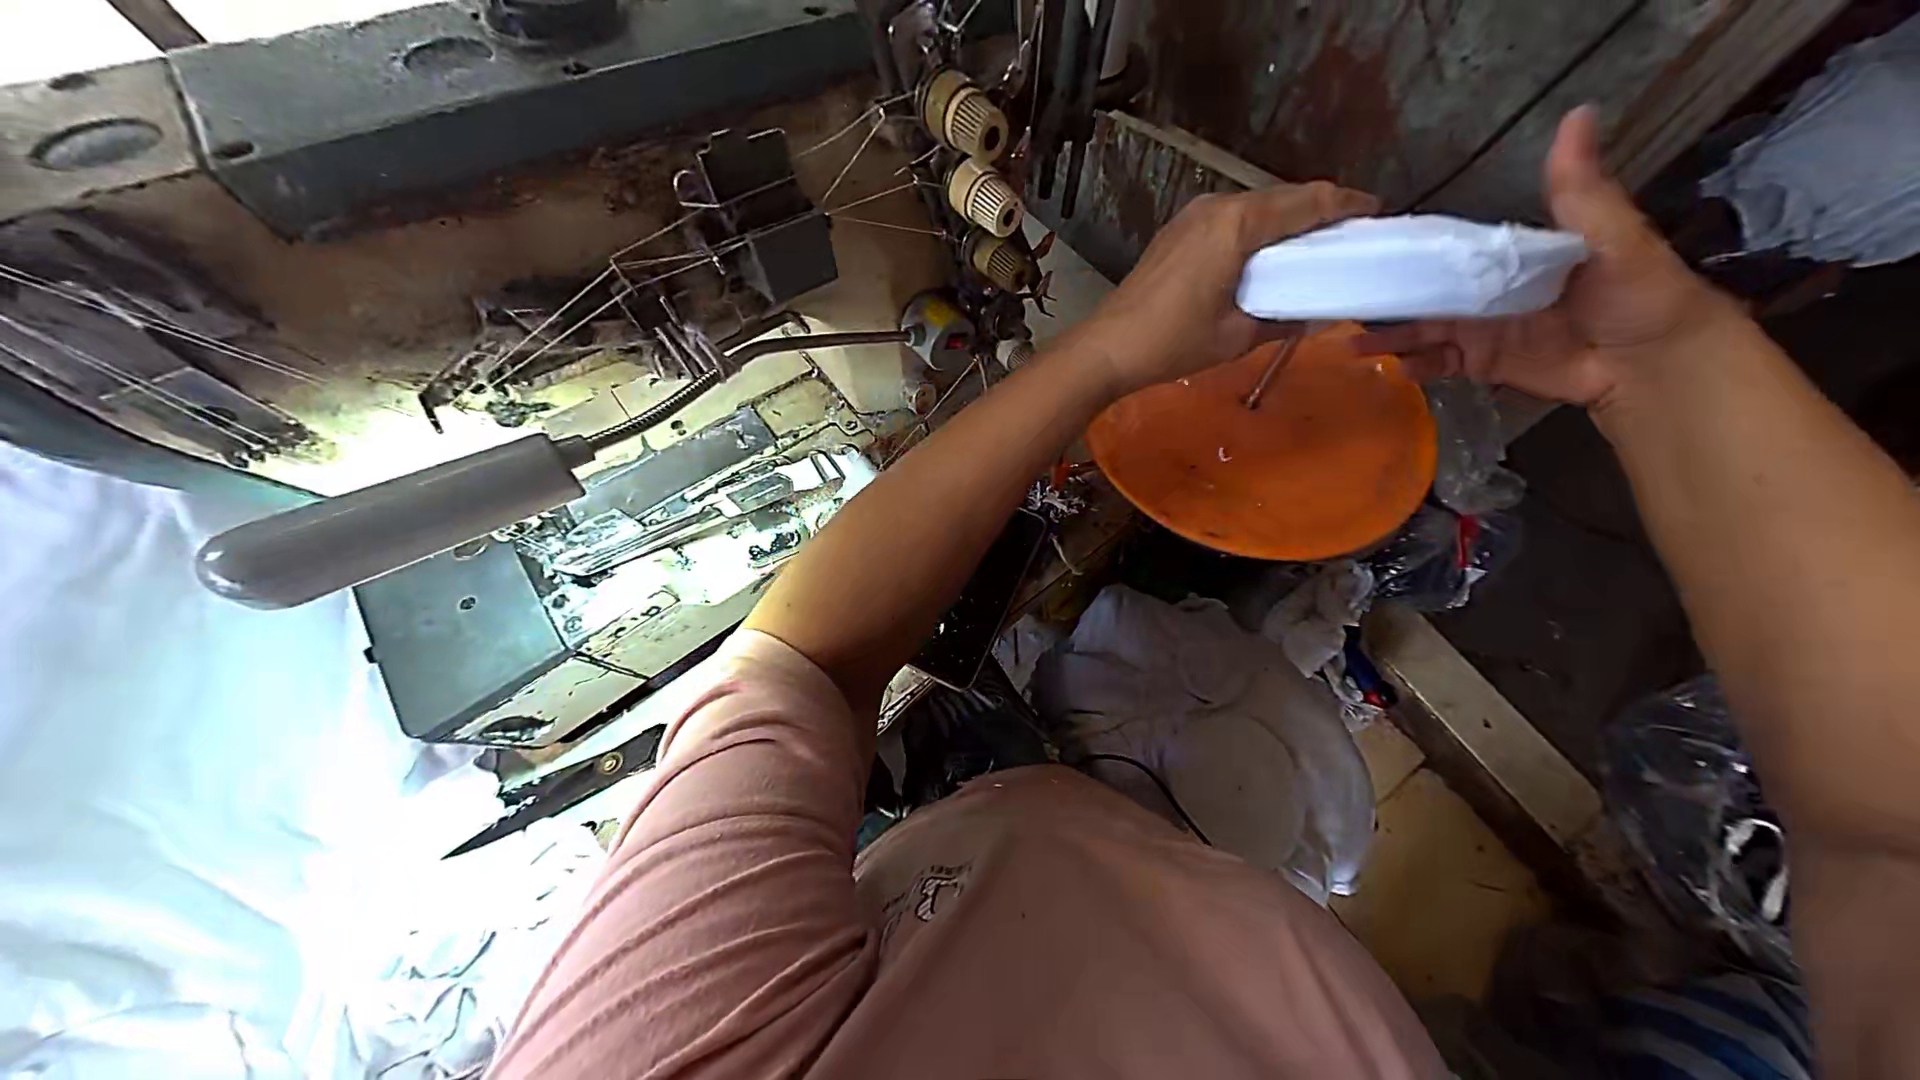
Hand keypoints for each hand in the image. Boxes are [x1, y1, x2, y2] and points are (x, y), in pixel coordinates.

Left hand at [1064, 181, 1379, 397]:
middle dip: (1317, 212)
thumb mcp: (1236, 337)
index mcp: (1238, 225)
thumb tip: (1316, 317)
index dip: (1346, 205)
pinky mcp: (1175, 233)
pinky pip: (1227, 221)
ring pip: (1253, 208)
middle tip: (1346, 236)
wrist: (1106, 348)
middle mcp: (1215, 207)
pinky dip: (1253, 232)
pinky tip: (1261, 256)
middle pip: (1280, 198)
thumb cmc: (1172, 343)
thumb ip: (1283, 321)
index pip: (1307, 201)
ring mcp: (1190, 217)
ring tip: (1308, 248)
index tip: (1374, 214)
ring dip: (1283, 222)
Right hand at [1352, 106, 1738, 410]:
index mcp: (1511, 260)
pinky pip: (1438, 366)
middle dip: (1389, 302)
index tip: (1372, 255)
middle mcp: (1488, 295)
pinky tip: (1393, 369)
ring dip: (1390, 340)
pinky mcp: (1480, 365)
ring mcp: (1481, 332)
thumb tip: (1575, 115)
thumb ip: (1578, 190)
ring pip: (1423, 333)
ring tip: (1353, 345)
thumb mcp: (1610, 235)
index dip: (1415, 255)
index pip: (1454, 254)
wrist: (1651, 362)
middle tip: (1345, 304)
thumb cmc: (1636, 293)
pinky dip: (1414, 368)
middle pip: (1427, 297)